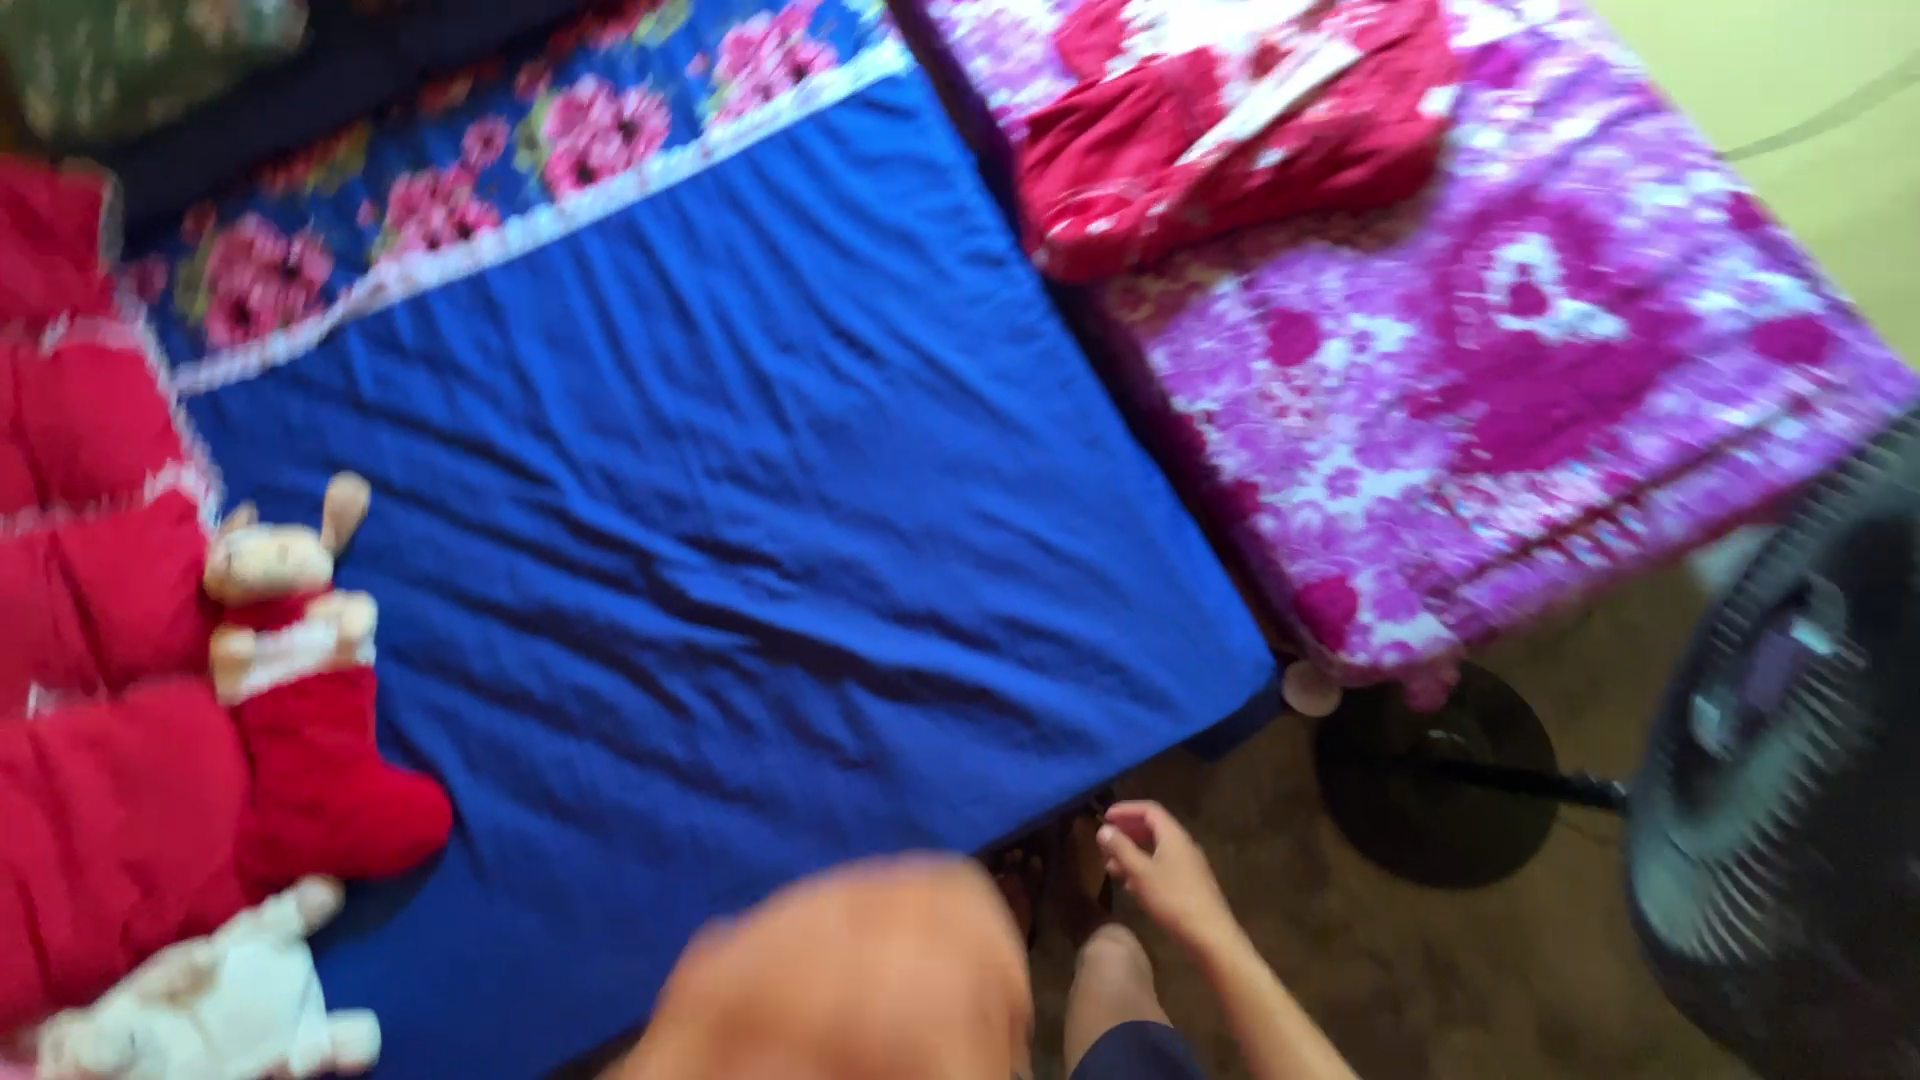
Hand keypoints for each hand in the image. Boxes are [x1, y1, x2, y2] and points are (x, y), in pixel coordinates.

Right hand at [1098, 801, 1242, 956]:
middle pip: (1152, 828)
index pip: (1148, 810)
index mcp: (1173, 836)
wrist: (1211, 936)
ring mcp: (1189, 866)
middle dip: (1127, 833)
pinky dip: (1145, 868)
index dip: (1125, 810)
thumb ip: (1121, 848)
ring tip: (1112, 868)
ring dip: (1133, 854)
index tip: (1105, 817)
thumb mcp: (1140, 872)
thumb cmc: (1173, 899)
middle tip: (1106, 843)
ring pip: (1156, 850)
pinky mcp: (1191, 885)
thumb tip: (1104, 830)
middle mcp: (1184, 845)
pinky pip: (1163, 866)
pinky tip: (1132, 886)